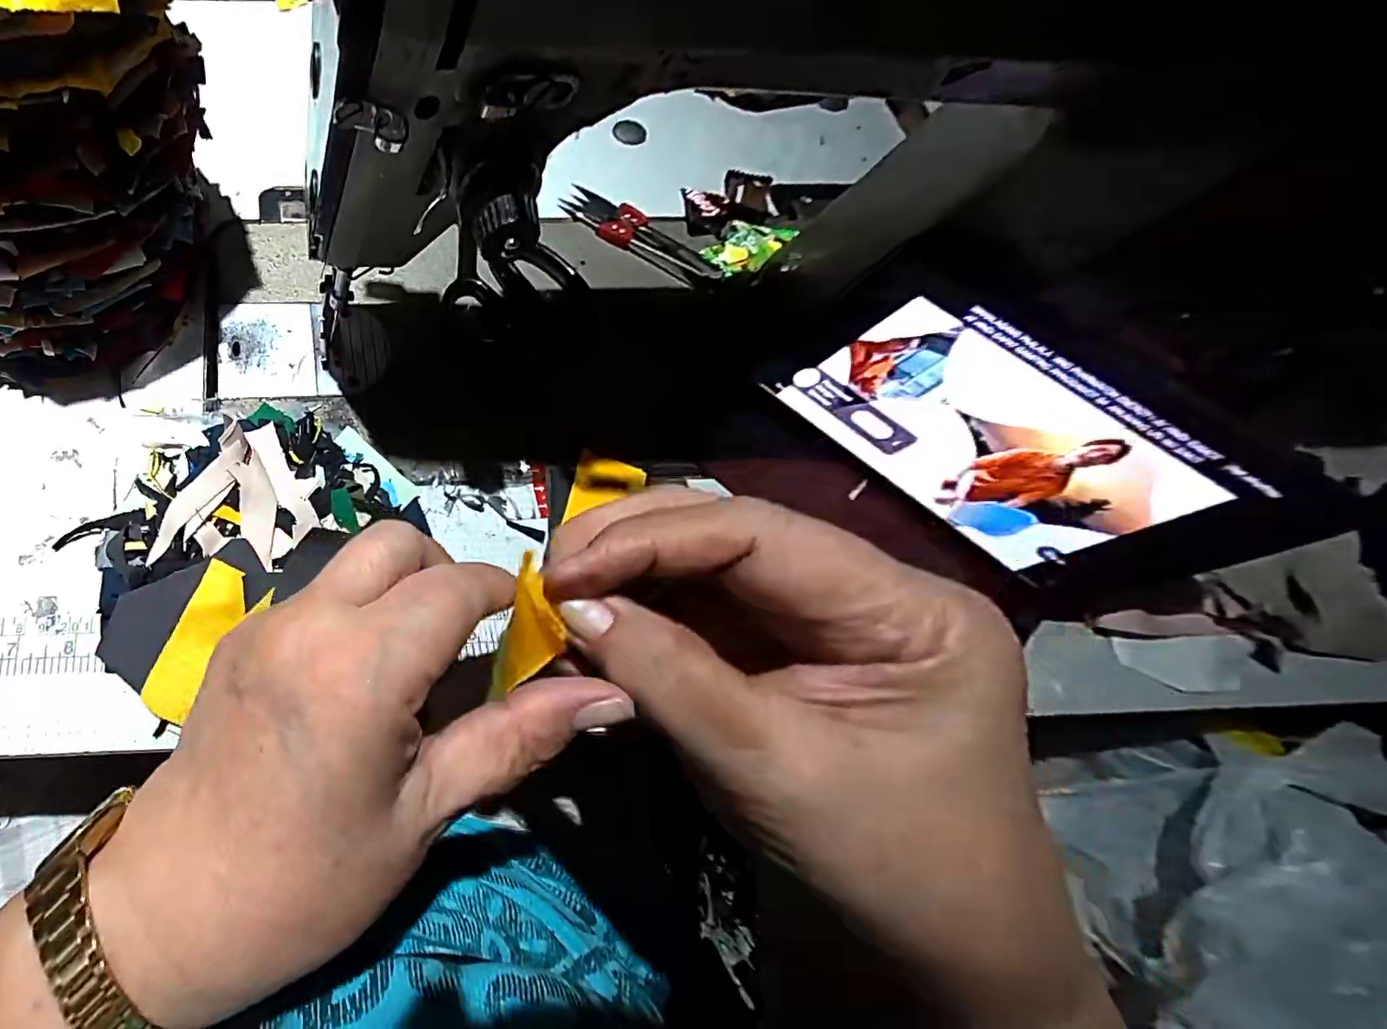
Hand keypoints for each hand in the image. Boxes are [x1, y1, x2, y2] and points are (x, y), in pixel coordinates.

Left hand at [89, 521, 633, 1026]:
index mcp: (359, 666)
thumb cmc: (311, 877)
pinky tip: (353, 676)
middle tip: (464, 633)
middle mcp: (307, 622)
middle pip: (396, 541)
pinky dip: (355, 607)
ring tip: (411, 658)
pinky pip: (317, 592)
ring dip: (397, 586)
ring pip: (352, 562)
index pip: (454, 586)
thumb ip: (516, 737)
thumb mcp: (425, 811)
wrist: (172, 906)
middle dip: (444, 569)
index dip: (503, 591)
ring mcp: (265, 622)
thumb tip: (605, 698)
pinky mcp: (240, 636)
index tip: (526, 619)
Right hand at [542, 489, 1116, 1028]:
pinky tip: (591, 630)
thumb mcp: (771, 769)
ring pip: (697, 561)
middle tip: (554, 573)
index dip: (650, 540)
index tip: (567, 572)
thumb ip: (669, 676)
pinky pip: (689, 608)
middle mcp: (857, 587)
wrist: (926, 950)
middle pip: (724, 530)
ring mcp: (809, 613)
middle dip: (629, 542)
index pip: (756, 533)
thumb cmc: (882, 866)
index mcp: (904, 607)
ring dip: (622, 575)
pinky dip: (633, 614)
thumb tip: (572, 606)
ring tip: (560, 599)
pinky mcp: (770, 644)